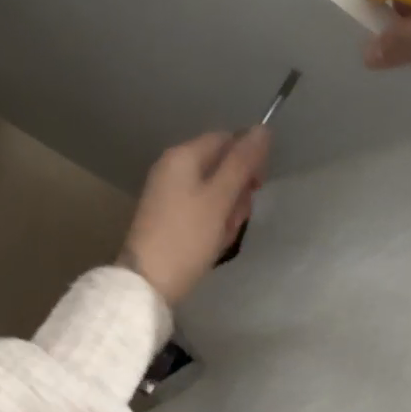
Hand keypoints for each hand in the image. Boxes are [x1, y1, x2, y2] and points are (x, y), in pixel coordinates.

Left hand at [118, 128, 271, 304]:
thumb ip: (242, 162)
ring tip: (220, 237)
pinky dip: (212, 228)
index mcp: (182, 156)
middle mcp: (172, 170)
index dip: (248, 160)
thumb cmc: (186, 238)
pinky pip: (201, 215)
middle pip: (221, 169)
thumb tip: (263, 128)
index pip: (227, 140)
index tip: (257, 187)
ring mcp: (169, 197)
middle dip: (236, 194)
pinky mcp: (169, 221)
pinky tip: (211, 246)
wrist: (147, 284)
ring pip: (215, 196)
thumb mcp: (219, 198)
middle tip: (234, 218)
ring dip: (227, 215)